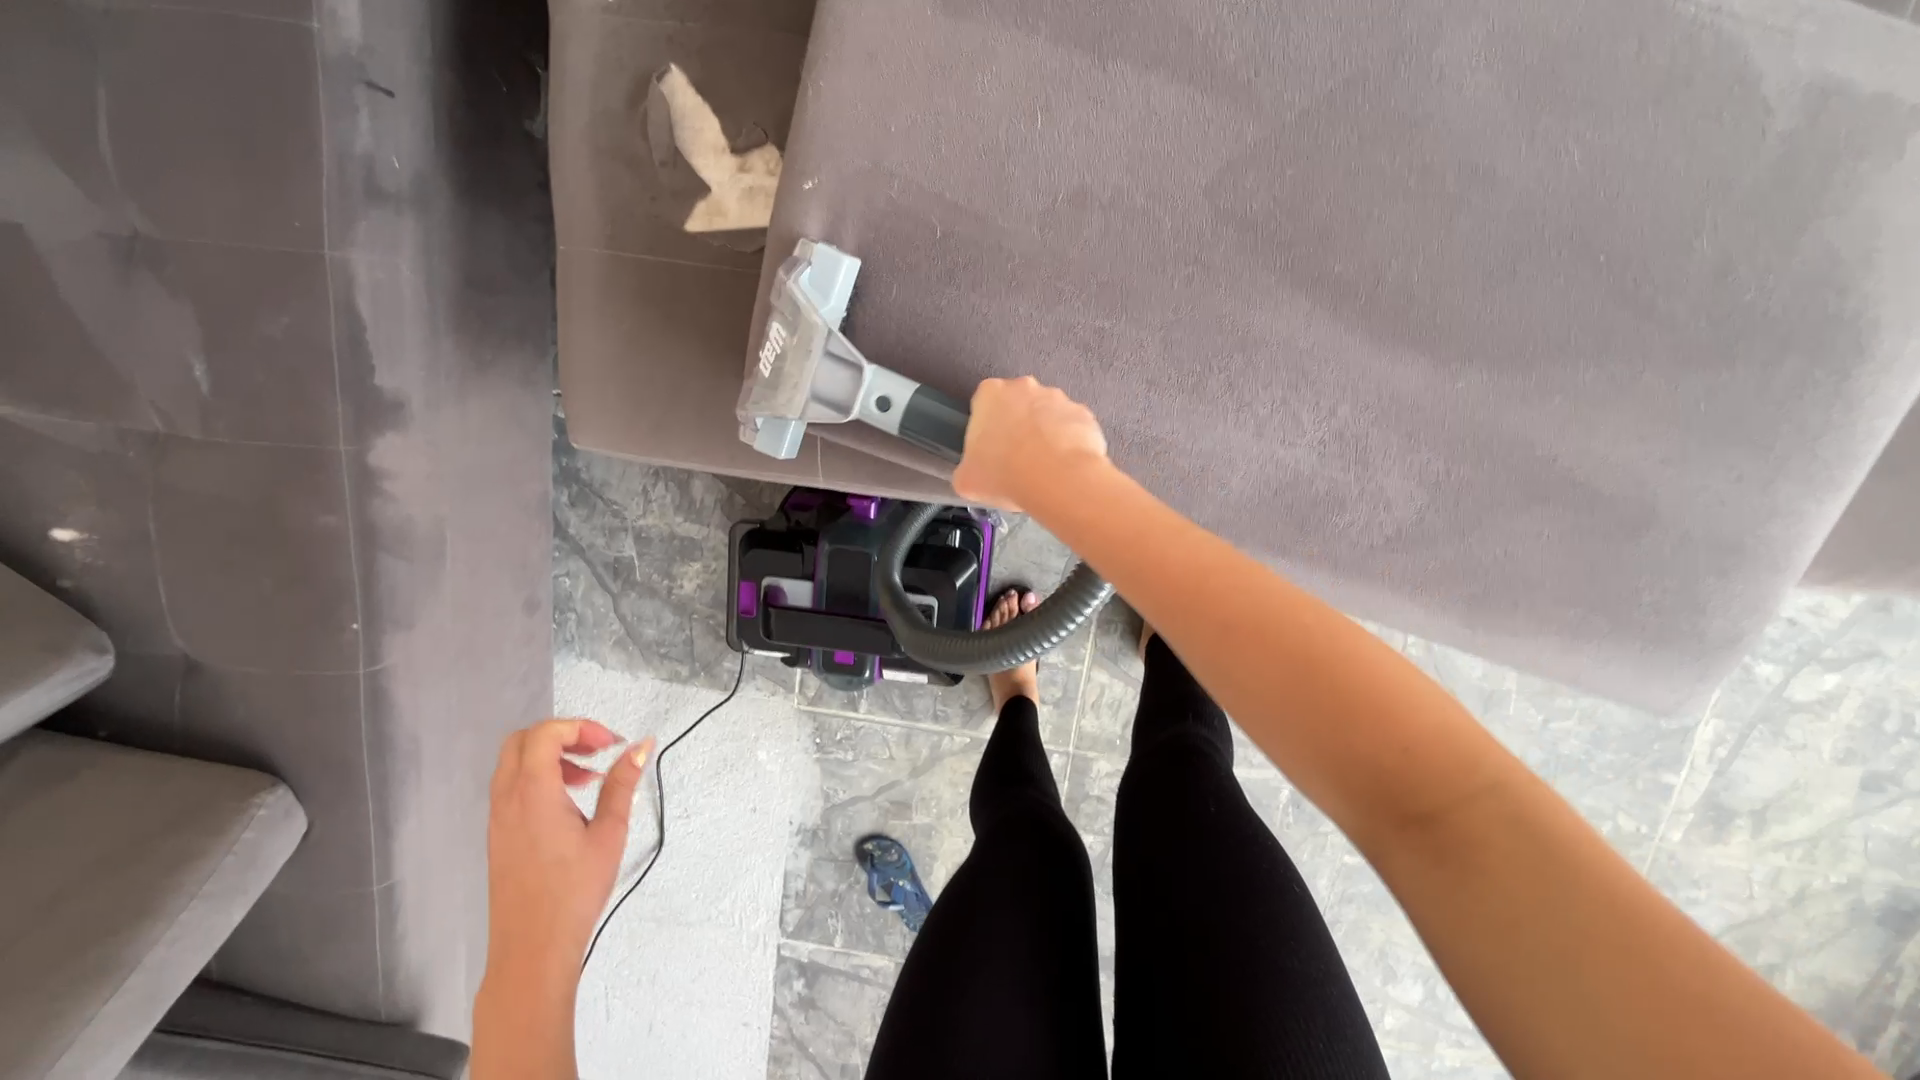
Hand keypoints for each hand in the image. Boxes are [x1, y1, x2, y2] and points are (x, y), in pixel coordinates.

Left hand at [484, 718, 654, 976]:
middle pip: (524, 740)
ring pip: (514, 763)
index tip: (613, 745)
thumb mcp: (609, 833)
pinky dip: (539, 779)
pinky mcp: (497, 835)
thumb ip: (622, 783)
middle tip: (599, 752)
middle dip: (564, 735)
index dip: (581, 727)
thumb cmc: (575, 890)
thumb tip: (642, 745)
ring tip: (589, 780)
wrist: (532, 948)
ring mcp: (497, 817)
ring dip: (551, 757)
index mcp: (533, 791)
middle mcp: (507, 797)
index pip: (547, 733)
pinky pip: (512, 788)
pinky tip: (569, 805)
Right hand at [952, 376, 1109, 510]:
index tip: (989, 450)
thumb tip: (972, 474)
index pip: (983, 405)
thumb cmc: (1006, 473)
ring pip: (1047, 415)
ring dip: (1044, 435)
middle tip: (1015, 460)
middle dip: (1017, 427)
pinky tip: (1063, 467)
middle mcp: (1024, 387)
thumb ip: (966, 469)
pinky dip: (1069, 443)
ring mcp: (1057, 398)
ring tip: (1041, 468)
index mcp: (990, 394)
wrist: (1056, 480)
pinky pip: (1072, 428)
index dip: (986, 430)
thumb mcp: (966, 479)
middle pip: (1017, 405)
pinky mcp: (1083, 414)